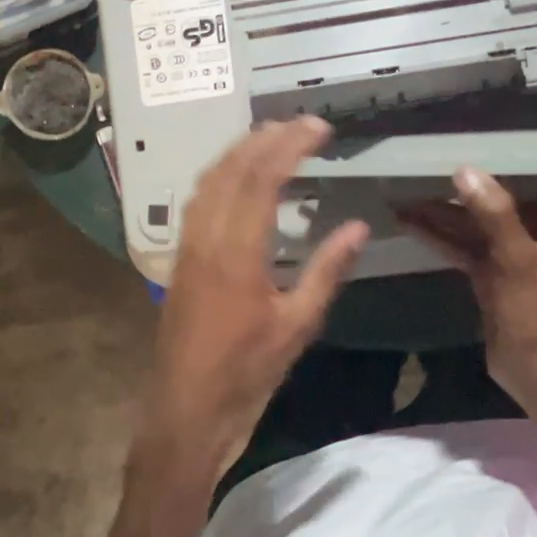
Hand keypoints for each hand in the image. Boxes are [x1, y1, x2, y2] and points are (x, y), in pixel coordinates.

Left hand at [139, 118, 368, 485]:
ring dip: (238, 153)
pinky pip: (197, 202)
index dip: (290, 144)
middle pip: (230, 169)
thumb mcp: (297, 326)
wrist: (185, 412)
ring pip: (207, 181)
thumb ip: (327, 270)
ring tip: (271, 138)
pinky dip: (220, 177)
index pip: (262, 177)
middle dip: (264, 137)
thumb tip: (358, 226)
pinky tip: (237, 182)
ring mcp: (185, 248)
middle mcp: (204, 238)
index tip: (320, 127)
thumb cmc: (246, 375)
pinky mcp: (178, 262)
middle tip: (300, 125)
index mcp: (236, 251)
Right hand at [398, 167, 536, 409]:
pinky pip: (460, 250)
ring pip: (466, 229)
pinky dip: (438, 240)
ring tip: (398, 203)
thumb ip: (494, 215)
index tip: (434, 158)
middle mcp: (527, 234)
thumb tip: (465, 171)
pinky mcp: (488, 280)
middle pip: (480, 207)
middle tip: (406, 181)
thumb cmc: (533, 314)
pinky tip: (412, 229)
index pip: (503, 186)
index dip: (471, 174)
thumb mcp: (516, 260)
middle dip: (446, 197)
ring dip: (436, 218)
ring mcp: (506, 258)